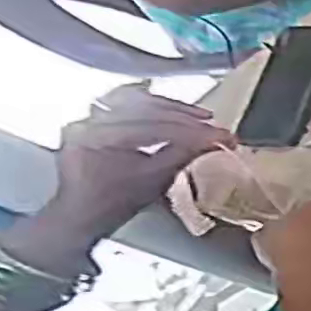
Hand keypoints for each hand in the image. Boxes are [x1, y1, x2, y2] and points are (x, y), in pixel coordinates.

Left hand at [5, 85, 229, 273]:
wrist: (85, 209)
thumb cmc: (119, 199)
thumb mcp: (158, 177)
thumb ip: (185, 153)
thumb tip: (216, 140)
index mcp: (100, 136)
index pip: (157, 127)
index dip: (195, 131)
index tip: (225, 136)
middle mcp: (88, 121)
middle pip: (144, 109)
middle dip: (186, 118)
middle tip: (215, 125)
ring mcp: (87, 119)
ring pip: (133, 101)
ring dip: (170, 107)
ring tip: (199, 115)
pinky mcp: (92, 121)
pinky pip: (121, 104)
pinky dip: (148, 104)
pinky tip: (167, 106)